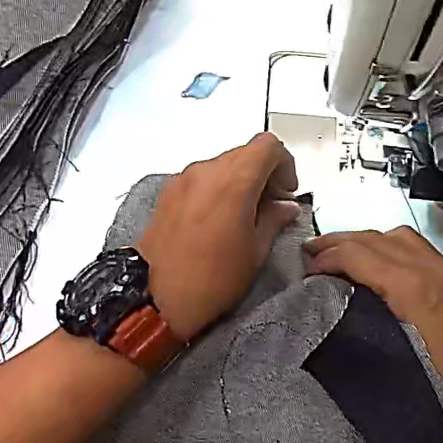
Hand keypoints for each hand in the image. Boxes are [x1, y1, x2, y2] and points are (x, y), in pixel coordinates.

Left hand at [134, 133, 300, 340]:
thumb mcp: (254, 252)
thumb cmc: (210, 278)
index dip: (284, 164)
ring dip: (238, 181)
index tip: (286, 191)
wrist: (156, 296)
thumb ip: (274, 219)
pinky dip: (215, 189)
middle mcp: (206, 171)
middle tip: (271, 206)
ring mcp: (183, 180)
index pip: (268, 146)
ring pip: (221, 165)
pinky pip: (200, 179)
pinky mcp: (167, 193)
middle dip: (263, 174)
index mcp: (234, 181)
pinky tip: (218, 221)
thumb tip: (285, 206)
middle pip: (244, 154)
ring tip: (243, 217)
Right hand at [305, 228, 442, 393]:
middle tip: (311, 252)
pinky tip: (377, 259)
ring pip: (394, 235)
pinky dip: (390, 245)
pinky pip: (417, 245)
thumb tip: (324, 289)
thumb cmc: (422, 384)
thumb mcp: (375, 345)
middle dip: (337, 243)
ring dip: (363, 241)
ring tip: (342, 252)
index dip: (325, 257)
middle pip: (372, 237)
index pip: (355, 252)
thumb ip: (350, 307)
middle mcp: (429, 269)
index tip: (307, 270)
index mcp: (409, 285)